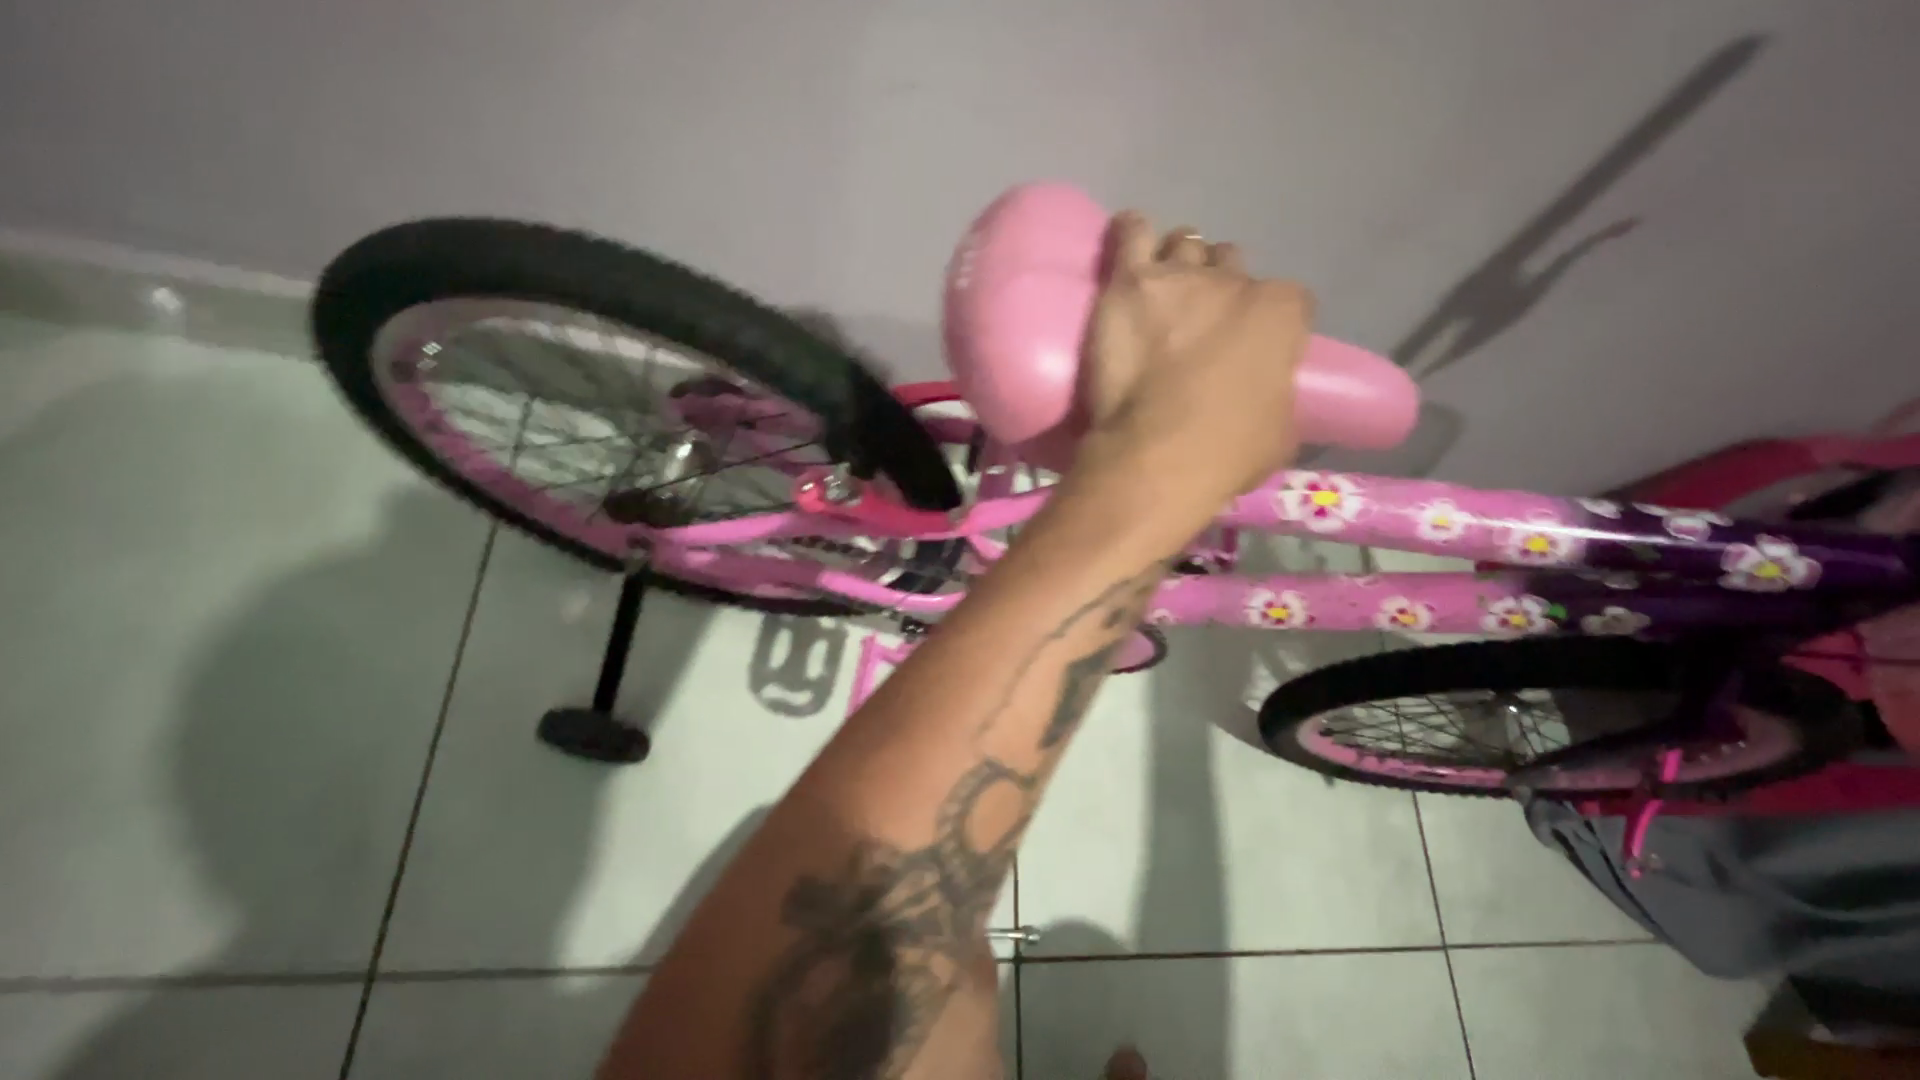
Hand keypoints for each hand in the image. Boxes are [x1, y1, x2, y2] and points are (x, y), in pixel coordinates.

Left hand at [1075, 212, 1314, 507]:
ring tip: (1160, 291)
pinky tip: (1129, 244)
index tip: (1248, 344)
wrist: (1158, 456)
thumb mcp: (1281, 430)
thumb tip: (1267, 395)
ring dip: (1177, 263)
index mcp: (1282, 312)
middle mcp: (1235, 281)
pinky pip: (1132, 234)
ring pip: (1184, 244)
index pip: (1288, 298)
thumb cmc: (1227, 454)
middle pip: (1229, 265)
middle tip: (1196, 321)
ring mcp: (1180, 276)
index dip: (1267, 320)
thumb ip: (1277, 394)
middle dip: (1218, 287)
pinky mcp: (1129, 283)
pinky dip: (1132, 236)